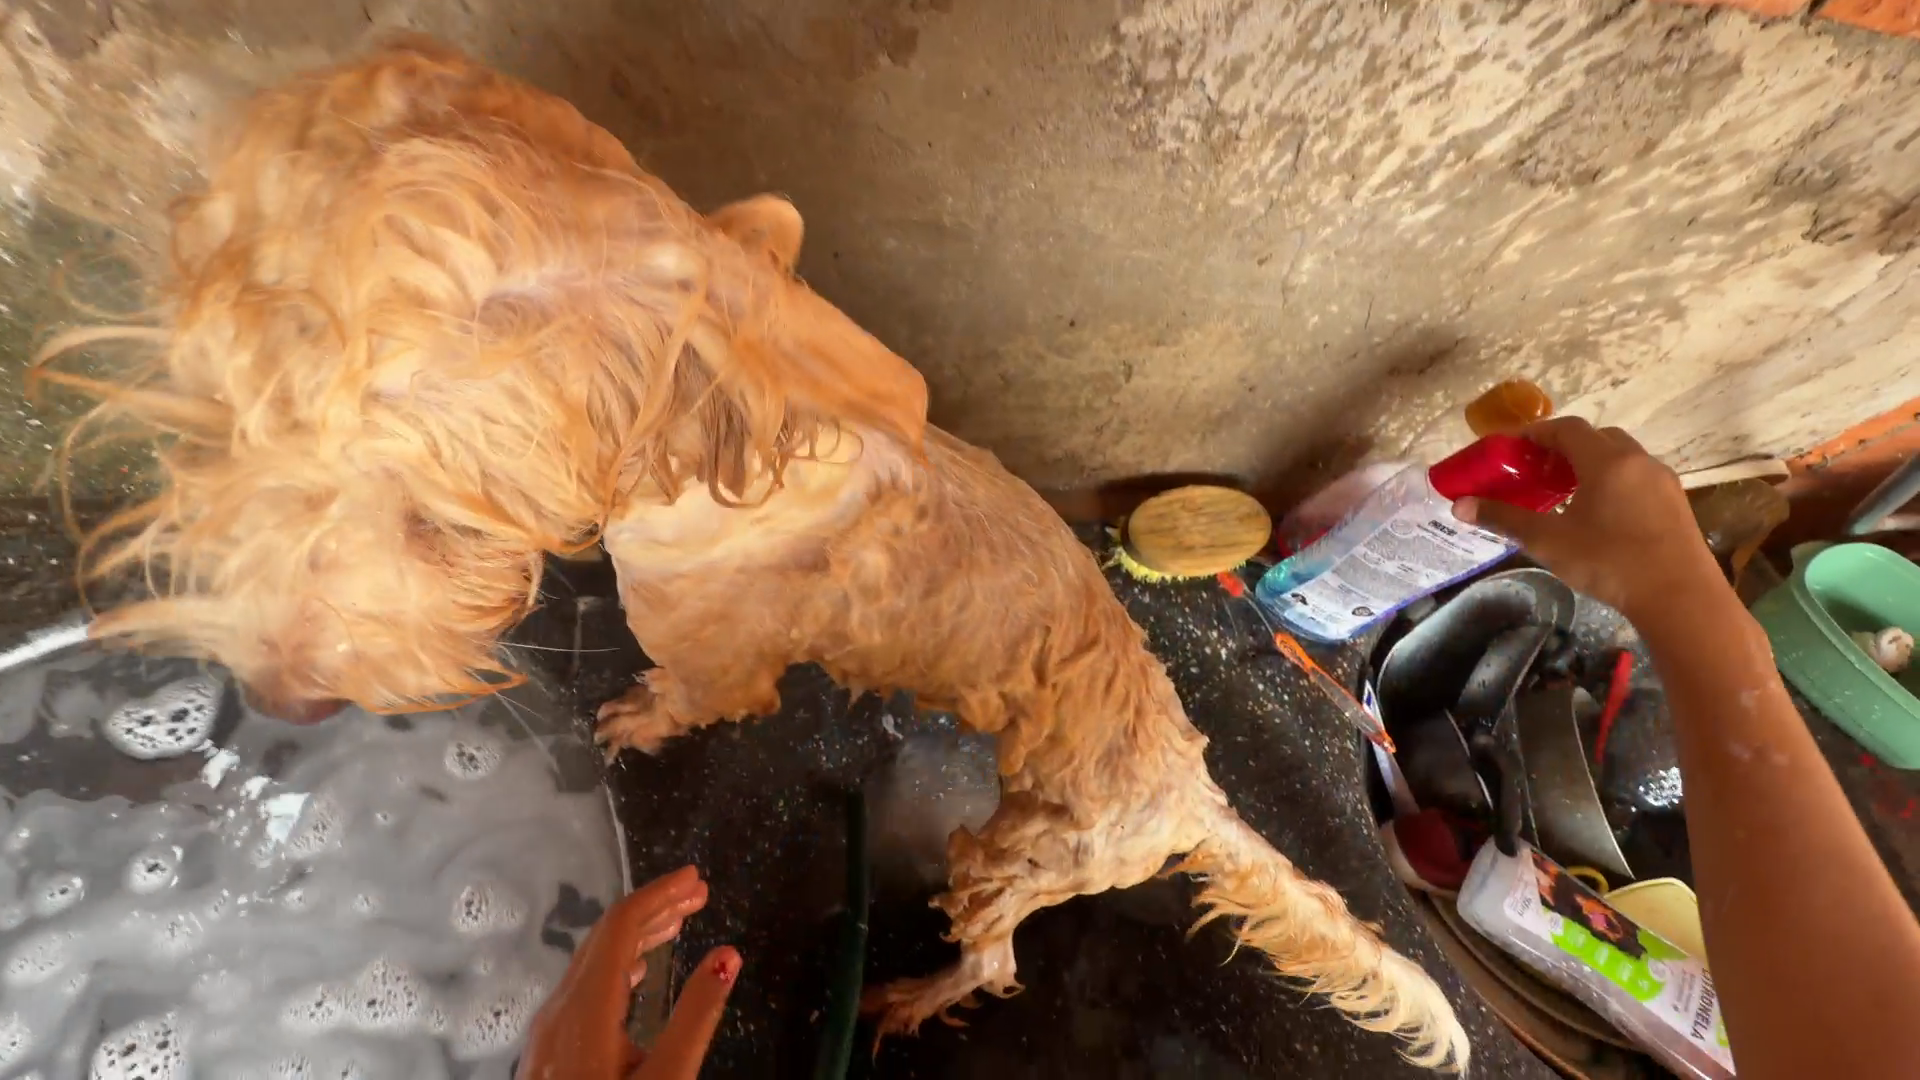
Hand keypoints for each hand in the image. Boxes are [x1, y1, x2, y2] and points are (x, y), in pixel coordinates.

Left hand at [518, 865, 740, 1079]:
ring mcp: (549, 1034)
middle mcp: (559, 1011)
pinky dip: (622, 961)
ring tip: (681, 922)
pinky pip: (588, 985)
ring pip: (595, 960)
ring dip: (640, 933)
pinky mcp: (550, 1055)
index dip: (661, 894)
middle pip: (606, 936)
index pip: (622, 926)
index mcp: (585, 1008)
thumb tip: (728, 953)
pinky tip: (638, 973)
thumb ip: (697, 1016)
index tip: (699, 879)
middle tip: (700, 894)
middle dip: (655, 907)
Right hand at [1451, 417, 1725, 622]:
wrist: (1680, 597)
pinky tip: (1591, 509)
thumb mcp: (1546, 539)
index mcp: (1607, 462)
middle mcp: (1638, 462)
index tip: (1509, 447)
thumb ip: (1503, 517)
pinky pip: (1634, 476)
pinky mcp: (1673, 502)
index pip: (1567, 428)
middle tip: (1533, 468)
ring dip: (1586, 463)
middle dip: (1561, 446)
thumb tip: (1459, 506)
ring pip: (1619, 456)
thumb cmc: (1608, 560)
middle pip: (1596, 437)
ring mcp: (1661, 481)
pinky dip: (1607, 479)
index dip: (1535, 432)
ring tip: (1558, 490)